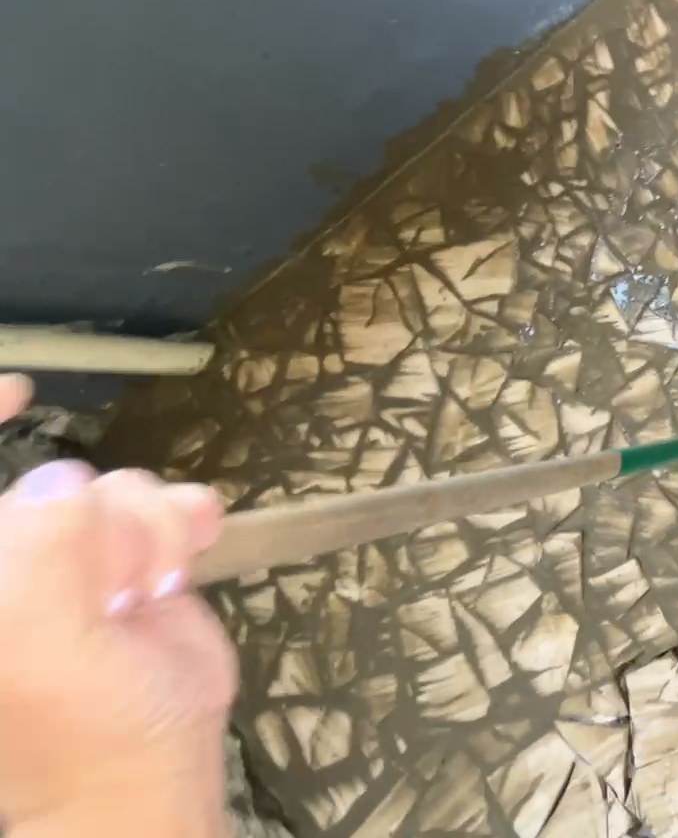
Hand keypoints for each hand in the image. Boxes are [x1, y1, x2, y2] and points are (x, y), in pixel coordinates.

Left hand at [0, 375, 236, 836]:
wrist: (153, 754)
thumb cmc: (81, 724)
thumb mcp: (49, 653)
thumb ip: (43, 563)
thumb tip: (62, 482)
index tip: (19, 388)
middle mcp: (13, 559)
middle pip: (51, 484)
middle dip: (102, 521)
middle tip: (122, 586)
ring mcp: (76, 556)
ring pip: (120, 488)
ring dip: (156, 529)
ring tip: (158, 586)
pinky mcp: (138, 553)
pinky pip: (172, 499)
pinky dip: (193, 518)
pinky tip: (193, 555)